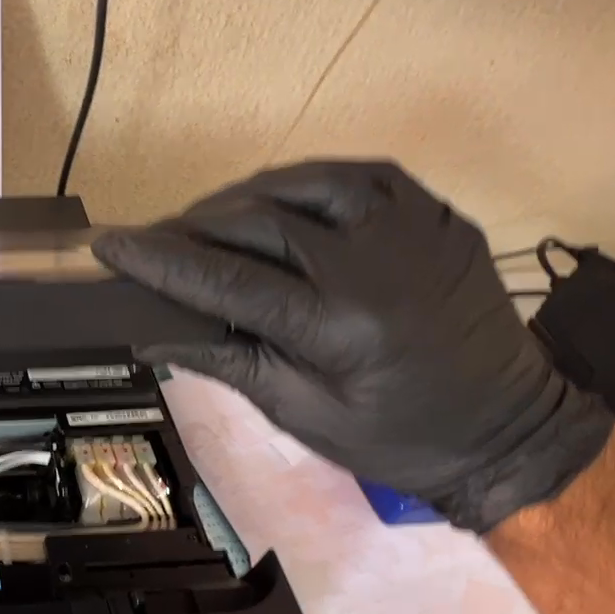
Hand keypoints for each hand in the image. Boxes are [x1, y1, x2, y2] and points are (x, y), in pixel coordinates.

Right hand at [94, 160, 613, 531]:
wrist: (505, 429)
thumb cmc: (393, 438)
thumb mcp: (300, 413)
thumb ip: (228, 362)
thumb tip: (153, 335)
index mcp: (336, 327)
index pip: (224, 279)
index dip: (160, 260)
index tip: (108, 245)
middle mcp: (373, 262)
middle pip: (256, 222)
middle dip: (191, 227)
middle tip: (152, 239)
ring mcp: (412, 227)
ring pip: (303, 184)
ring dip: (242, 197)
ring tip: (205, 219)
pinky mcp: (436, 213)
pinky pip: (357, 175)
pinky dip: (303, 181)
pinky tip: (275, 199)